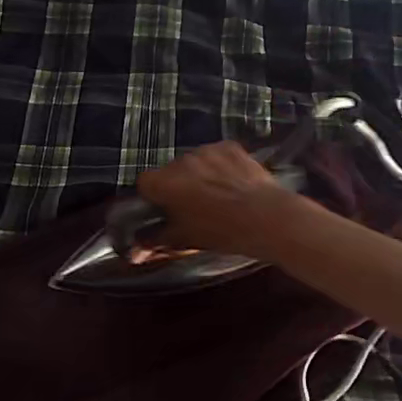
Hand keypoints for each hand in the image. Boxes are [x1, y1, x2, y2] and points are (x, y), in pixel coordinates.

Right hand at [134, 141, 303, 257]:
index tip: (165, 210)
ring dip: (199, 175)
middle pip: (170, 171)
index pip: (145, 183)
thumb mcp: (185, 239)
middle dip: (178, 185)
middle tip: (193, 207)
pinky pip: (217, 155)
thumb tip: (134, 254)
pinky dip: (221, 166)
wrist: (267, 218)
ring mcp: (207, 150)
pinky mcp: (230, 146)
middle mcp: (181, 160)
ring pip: (195, 162)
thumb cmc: (221, 232)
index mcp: (164, 182)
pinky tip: (233, 184)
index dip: (153, 197)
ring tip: (218, 196)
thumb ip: (156, 241)